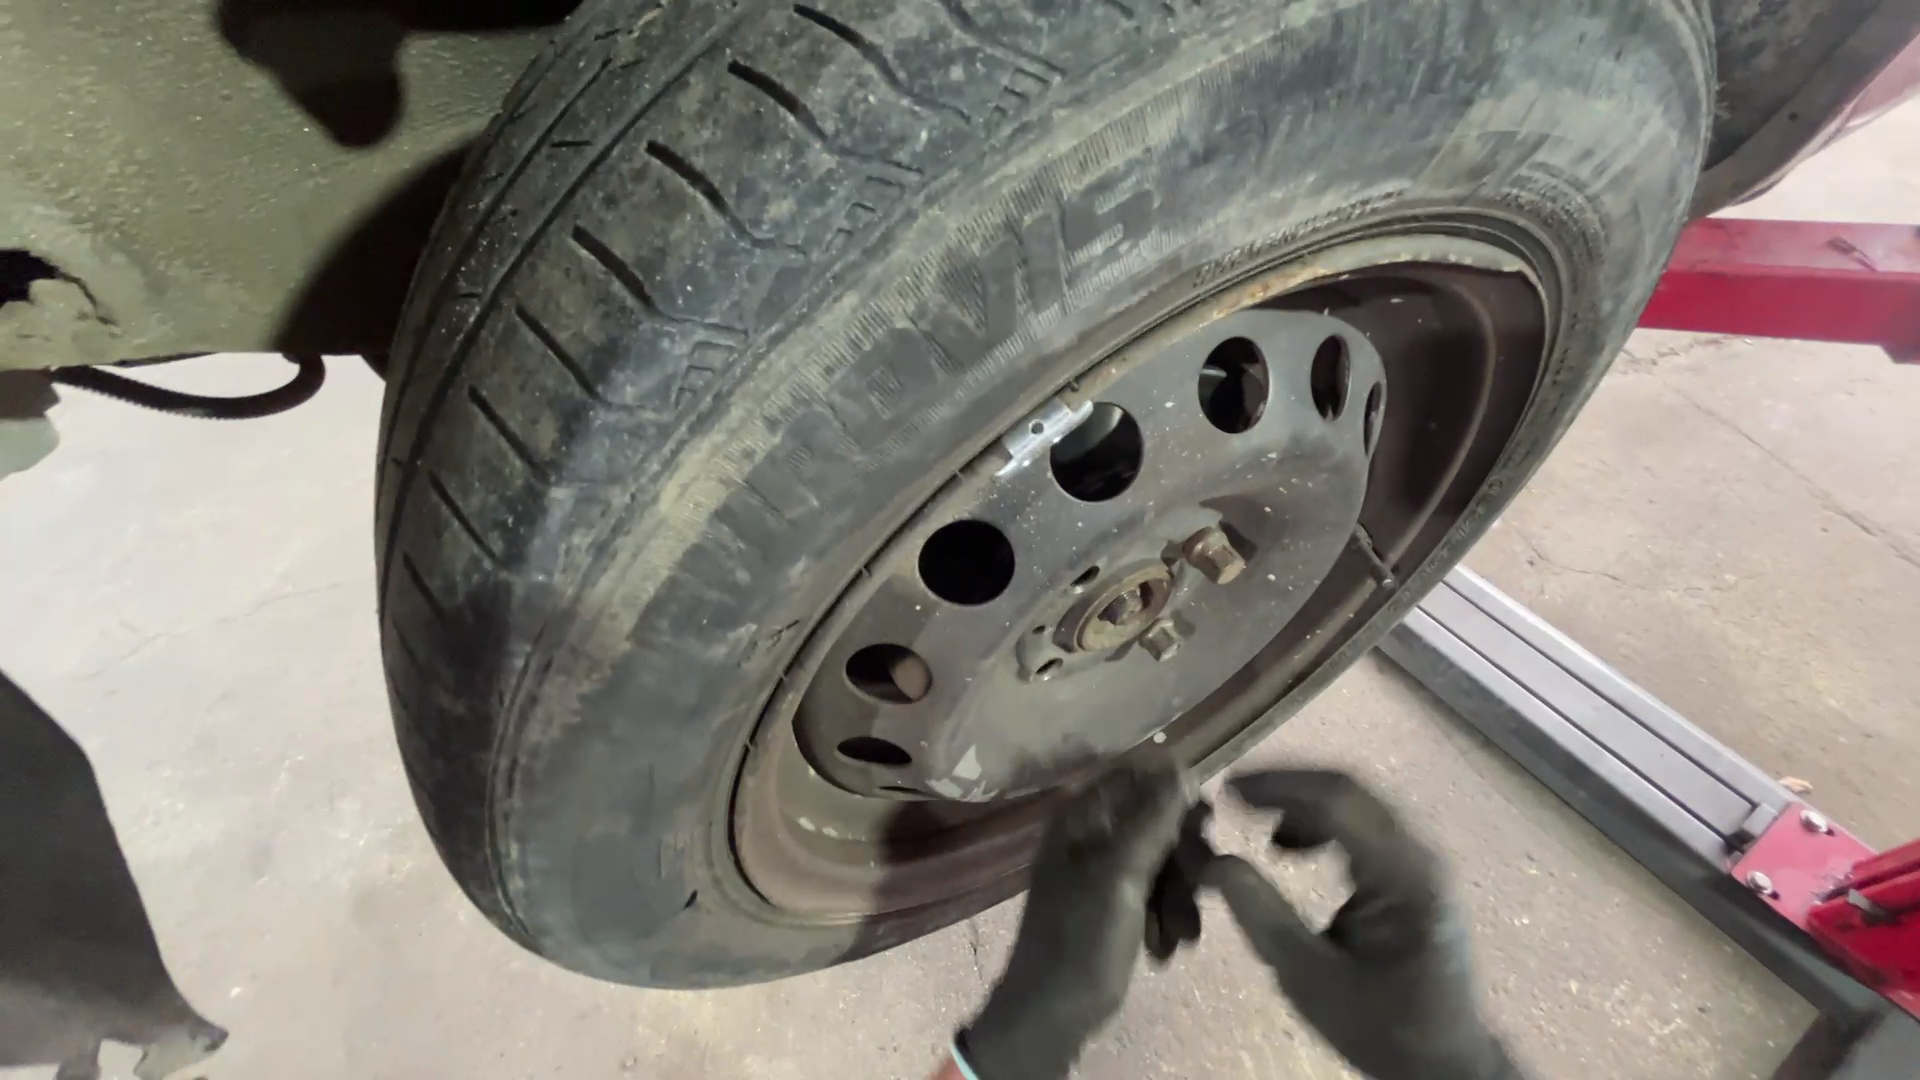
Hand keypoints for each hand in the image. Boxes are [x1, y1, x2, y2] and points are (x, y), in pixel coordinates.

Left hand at [958, 755, 1194, 1079]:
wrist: (1053, 1014)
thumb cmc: (1082, 936)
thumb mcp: (1121, 873)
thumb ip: (1153, 819)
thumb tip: (1183, 767)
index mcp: (1081, 816)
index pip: (1135, 779)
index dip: (1173, 792)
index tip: (1207, 818)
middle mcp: (1091, 835)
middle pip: (1155, 822)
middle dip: (1183, 857)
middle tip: (1203, 882)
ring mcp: (1102, 871)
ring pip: (1161, 862)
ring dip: (1178, 897)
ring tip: (1181, 933)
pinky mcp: (1115, 905)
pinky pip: (1154, 894)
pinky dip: (1166, 917)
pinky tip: (1167, 947)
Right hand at [1205, 770, 1521, 1079]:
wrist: (1444, 1063)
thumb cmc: (1379, 1027)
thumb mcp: (1308, 980)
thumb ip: (1261, 916)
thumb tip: (1212, 859)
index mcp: (1406, 878)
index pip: (1338, 803)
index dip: (1278, 787)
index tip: (1227, 792)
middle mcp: (1419, 854)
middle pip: (1345, 789)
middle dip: (1282, 785)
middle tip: (1232, 796)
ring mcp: (1418, 856)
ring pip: (1350, 798)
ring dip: (1296, 800)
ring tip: (1253, 820)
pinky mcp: (1408, 864)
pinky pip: (1357, 817)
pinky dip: (1313, 818)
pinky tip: (1286, 844)